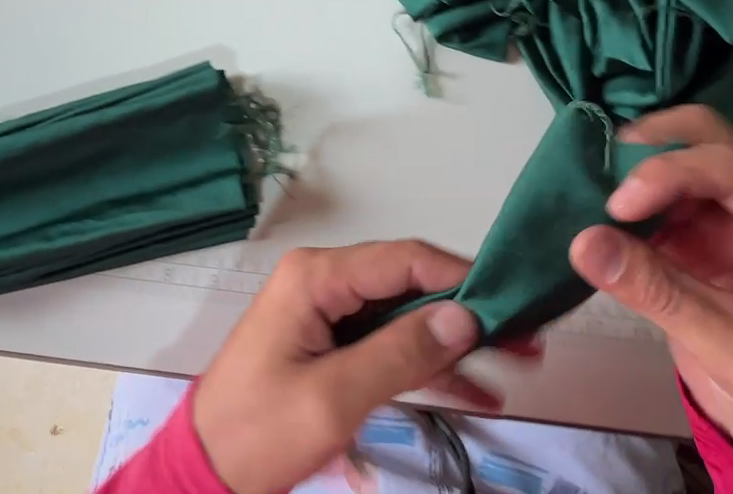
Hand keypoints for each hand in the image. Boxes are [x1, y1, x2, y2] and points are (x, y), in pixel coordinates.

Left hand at [192, 241, 506, 493]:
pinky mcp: (333, 345)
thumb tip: (465, 317)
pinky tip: (476, 390)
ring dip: (456, 343)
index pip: (403, 260)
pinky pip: (389, 346)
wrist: (204, 472)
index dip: (460, 276)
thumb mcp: (332, 397)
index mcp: (317, 277)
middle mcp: (326, 282)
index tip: (513, 302)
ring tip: (519, 365)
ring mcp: (329, 314)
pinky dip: (428, 366)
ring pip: (406, 317)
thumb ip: (399, 354)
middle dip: (467, 313)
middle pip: (410, 286)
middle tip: (528, 340)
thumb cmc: (259, 431)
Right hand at [568, 106, 732, 473]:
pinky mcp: (699, 236)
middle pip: (707, 138)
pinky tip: (595, 213)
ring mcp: (731, 219)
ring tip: (590, 191)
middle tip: (600, 172)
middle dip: (650, 146)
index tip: (617, 207)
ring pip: (678, 157)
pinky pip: (658, 196)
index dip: (667, 173)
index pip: (730, 167)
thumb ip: (660, 294)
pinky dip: (625, 197)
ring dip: (632, 168)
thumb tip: (582, 242)